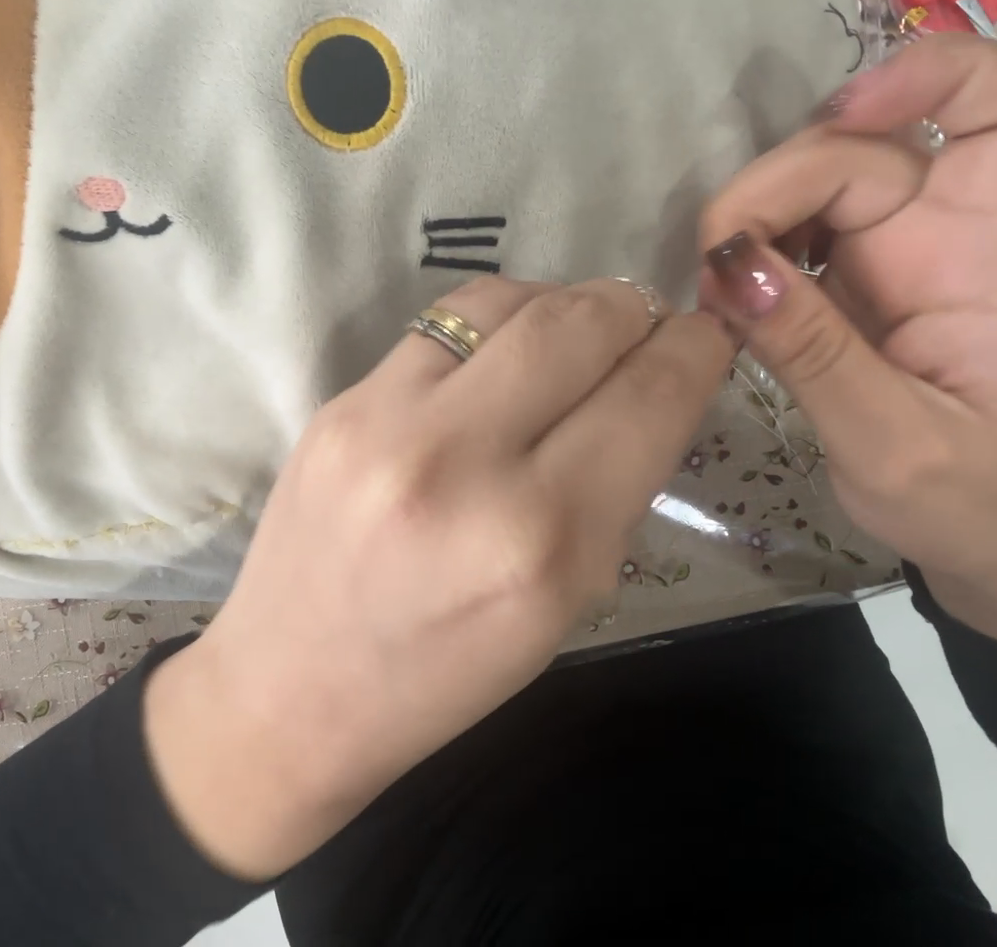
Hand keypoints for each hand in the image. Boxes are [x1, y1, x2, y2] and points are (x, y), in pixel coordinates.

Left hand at [147, 277, 735, 879]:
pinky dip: (494, 322)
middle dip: (634, 311)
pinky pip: (439, 323)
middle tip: (647, 325)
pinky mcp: (336, 405)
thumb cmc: (442, 675)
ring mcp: (385, 425)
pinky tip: (503, 349)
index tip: (704, 340)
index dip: (693, 354)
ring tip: (579, 329)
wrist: (292, 693)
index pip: (646, 403)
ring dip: (565, 303)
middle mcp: (462, 469)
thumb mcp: (564, 606)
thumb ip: (614, 492)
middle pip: (579, 326)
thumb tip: (649, 393)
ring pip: (506, 303)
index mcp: (541, 546)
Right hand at [696, 35, 996, 661]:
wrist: (994, 551)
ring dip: (753, 216)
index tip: (845, 116)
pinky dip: (746, 254)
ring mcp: (886, 265)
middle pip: (865, 150)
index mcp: (988, 261)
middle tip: (716, 263)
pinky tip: (723, 298)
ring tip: (713, 289)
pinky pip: (788, 240)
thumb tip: (731, 265)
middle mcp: (939, 241)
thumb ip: (814, 354)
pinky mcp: (844, 295)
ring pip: (815, 186)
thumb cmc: (973, 503)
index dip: (940, 73)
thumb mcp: (892, 443)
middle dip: (781, 182)